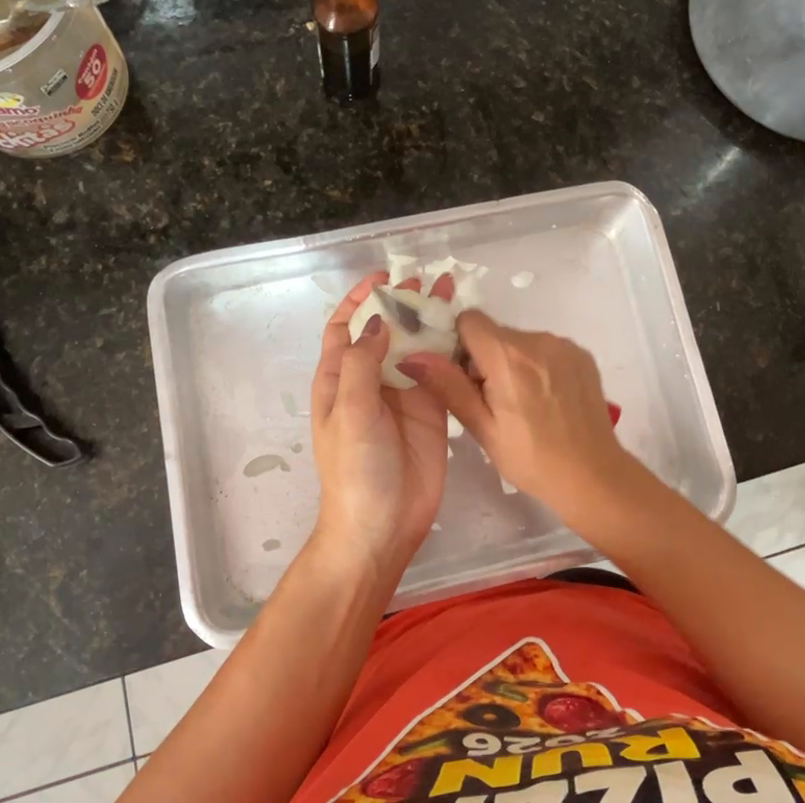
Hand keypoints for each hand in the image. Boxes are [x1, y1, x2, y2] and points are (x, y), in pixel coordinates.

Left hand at [307, 272, 454, 572]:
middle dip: (402, 303)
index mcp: (339, 378)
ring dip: (429, 320)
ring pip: (415, 346)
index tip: (382, 279)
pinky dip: (451, 349)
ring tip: (451, 293)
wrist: (382, 526)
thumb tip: (378, 323)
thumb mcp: (351, 412)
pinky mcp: (431, 410)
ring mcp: (402, 394)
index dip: (359, 301)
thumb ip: (362, 363)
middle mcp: (369, 380)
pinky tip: (466, 331)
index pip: (344, 328)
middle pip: (386, 331)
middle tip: (426, 281)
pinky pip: (440, 371)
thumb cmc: (356, 469)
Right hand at [397, 311, 634, 520]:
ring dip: (513, 363)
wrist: (593, 475)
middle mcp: (538, 339)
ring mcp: (564, 345)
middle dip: (485, 359)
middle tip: (492, 401)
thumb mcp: (482, 428)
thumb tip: (412, 357)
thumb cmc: (531, 459)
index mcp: (509, 356)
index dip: (459, 344)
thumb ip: (448, 386)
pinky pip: (546, 349)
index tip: (464, 376)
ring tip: (523, 405)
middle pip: (495, 333)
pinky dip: (539, 367)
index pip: (469, 320)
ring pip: (520, 342)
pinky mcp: (582, 355)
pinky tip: (546, 401)